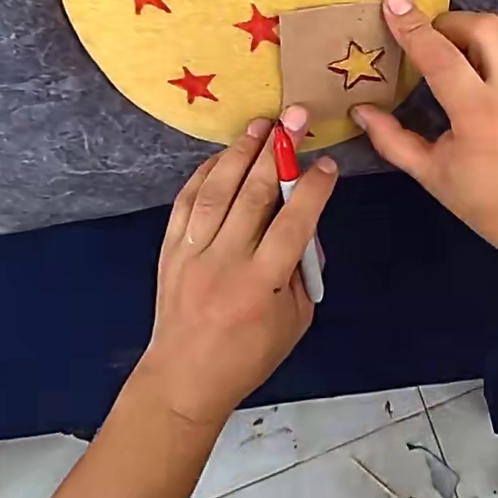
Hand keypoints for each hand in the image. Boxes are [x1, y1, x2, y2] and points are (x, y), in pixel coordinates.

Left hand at [132, 106, 338, 428]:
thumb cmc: (249, 355)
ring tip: (259, 127)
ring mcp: (193, 252)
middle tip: (293, 119)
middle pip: (254, 196)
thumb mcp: (295, 320)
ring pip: (218, 192)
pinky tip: (222, 157)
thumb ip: (302, 270)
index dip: (313, 190)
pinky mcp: (170, 249)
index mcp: (261, 283)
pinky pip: (187, 203)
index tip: (326, 164)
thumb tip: (306, 224)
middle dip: (278, 153)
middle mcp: (226, 261)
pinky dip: (204, 175)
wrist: (184, 378)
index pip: (294, 224)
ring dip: (240, 155)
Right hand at [353, 0, 497, 273]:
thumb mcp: (432, 175)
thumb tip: (362, 110)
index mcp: (481, 117)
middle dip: (454, 22)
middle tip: (435, 39)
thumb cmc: (487, 205)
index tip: (395, 2)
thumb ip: (392, 139)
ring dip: (478, 60)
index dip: (414, 27)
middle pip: (487, 27)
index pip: (442, 58)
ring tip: (467, 91)